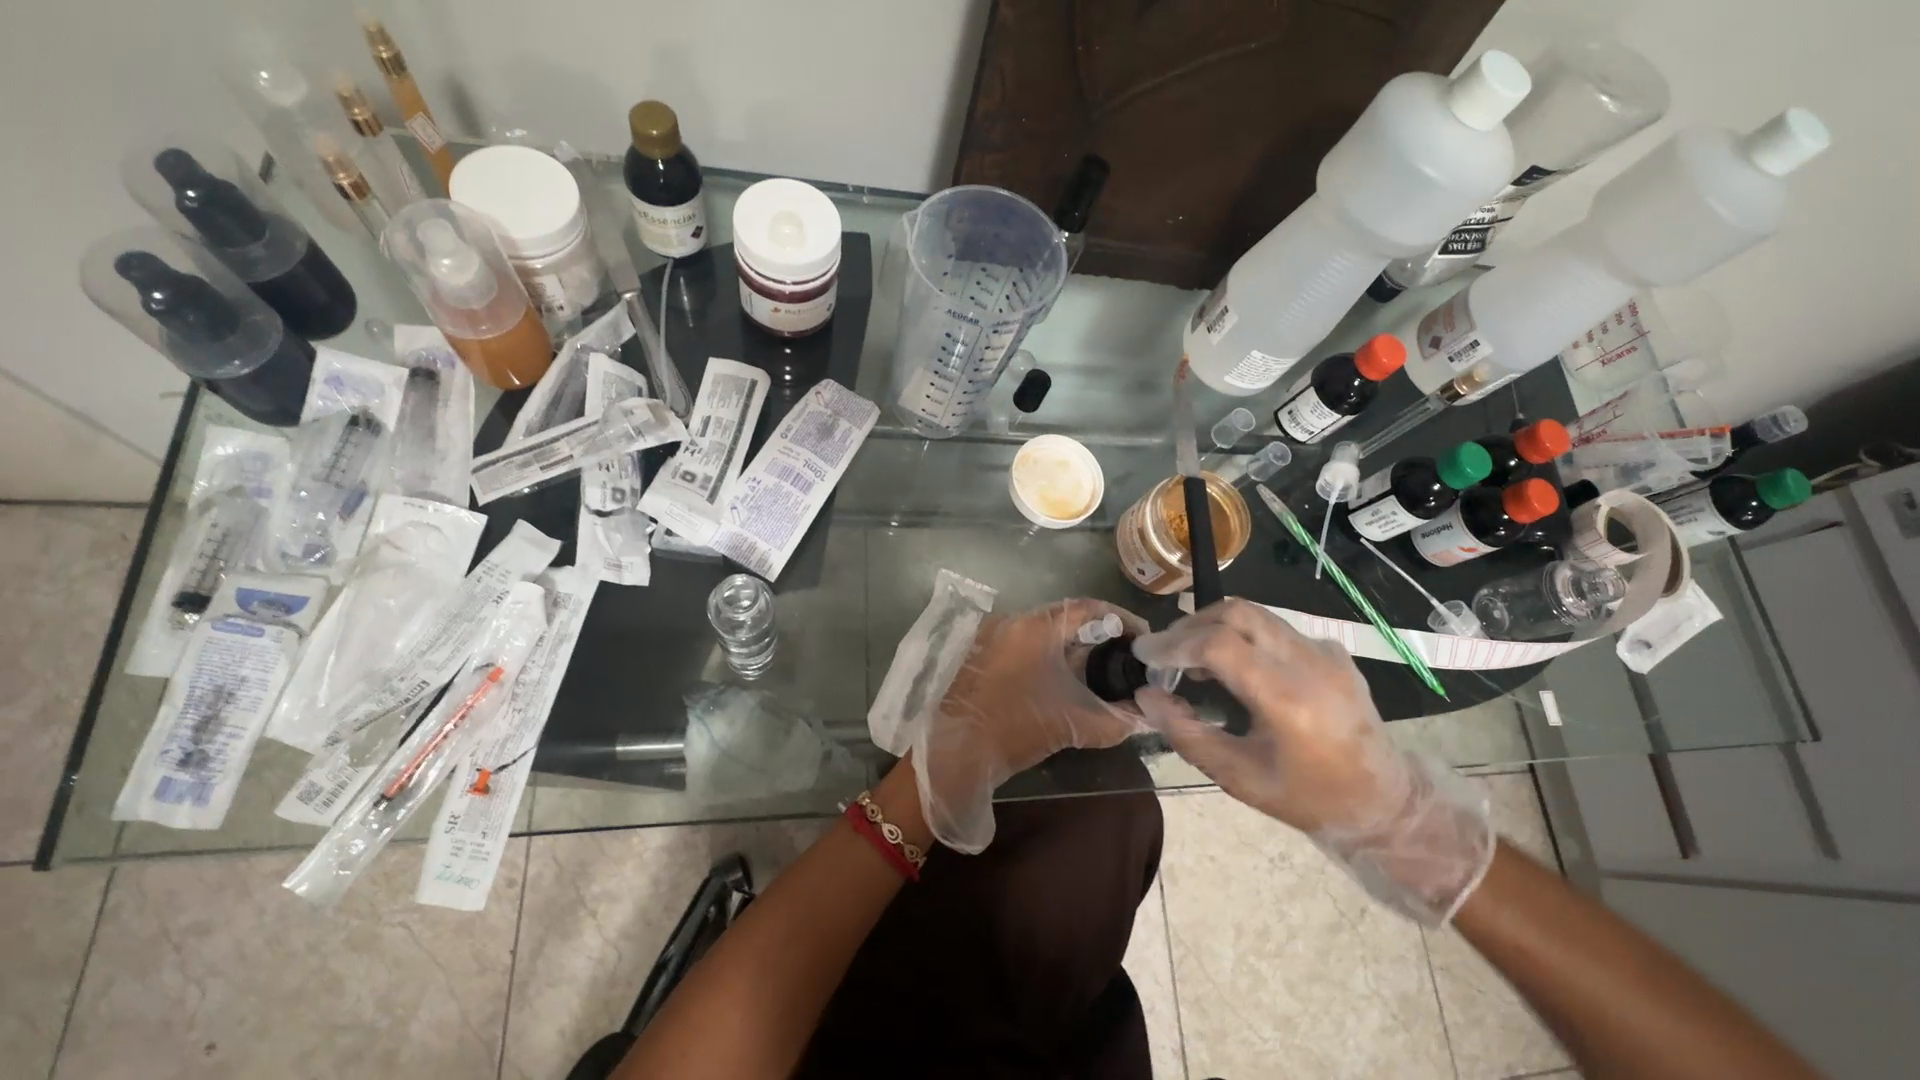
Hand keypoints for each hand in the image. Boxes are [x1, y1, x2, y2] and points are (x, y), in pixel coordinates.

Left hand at [916, 598, 1147, 852]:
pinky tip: (1064, 681)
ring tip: (1100, 671)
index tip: (1143, 638)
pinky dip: (1048, 657)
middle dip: (1099, 636)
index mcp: (1035, 626)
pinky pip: (1024, 645)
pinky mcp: (980, 655)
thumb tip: (1145, 716)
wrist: (955, 754)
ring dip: (1072, 648)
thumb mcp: (1075, 725)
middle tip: (1125, 657)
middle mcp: (1012, 621)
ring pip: (1043, 633)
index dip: (1121, 620)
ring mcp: (992, 636)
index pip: (1089, 608)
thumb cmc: (1016, 729)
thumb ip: (1118, 719)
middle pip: (1066, 618)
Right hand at [1131, 599, 1492, 925]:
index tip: (1143, 655)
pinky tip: (1232, 668)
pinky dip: (1243, 636)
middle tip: (1163, 652)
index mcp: (1287, 698)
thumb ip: (1185, 733)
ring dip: (1215, 627)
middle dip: (1190, 625)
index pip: (1218, 643)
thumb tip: (1145, 696)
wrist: (1384, 802)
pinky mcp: (1333, 652)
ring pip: (1257, 615)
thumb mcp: (1237, 777)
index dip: (1173, 644)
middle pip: (1236, 612)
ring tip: (1190, 660)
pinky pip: (1277, 629)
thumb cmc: (1307, 798)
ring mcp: (1326, 652)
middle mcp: (1309, 662)